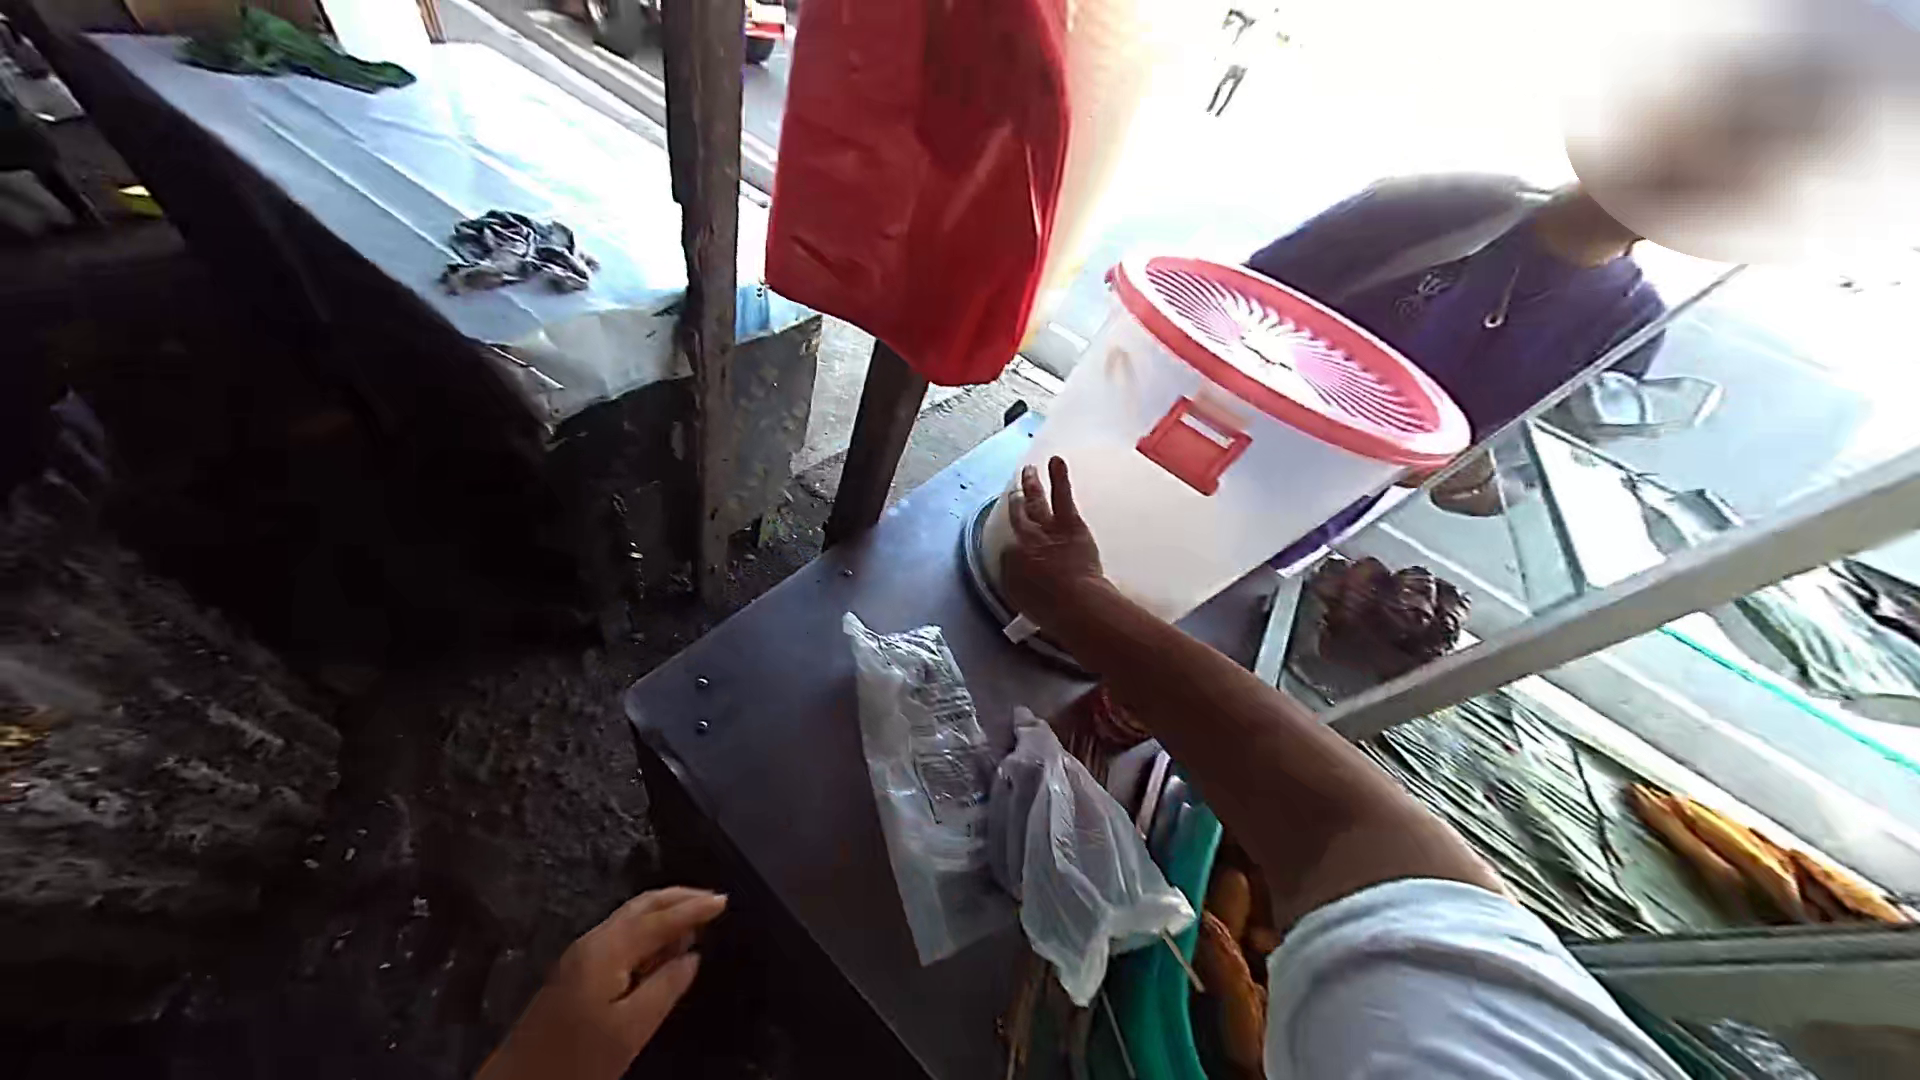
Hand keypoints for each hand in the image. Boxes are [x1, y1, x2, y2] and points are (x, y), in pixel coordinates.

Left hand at [476, 888, 727, 1079]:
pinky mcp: (575, 971)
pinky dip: (650, 927)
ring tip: (695, 919)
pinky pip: (623, 932)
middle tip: (713, 900)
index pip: (661, 919)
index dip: (695, 909)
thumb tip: (691, 956)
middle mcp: (594, 941)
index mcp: (608, 950)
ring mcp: (581, 955)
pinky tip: (662, 945)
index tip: (725, 900)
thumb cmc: (574, 1064)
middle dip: (681, 898)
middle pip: (644, 905)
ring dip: (666, 911)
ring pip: (633, 916)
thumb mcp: (629, 1032)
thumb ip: (666, 987)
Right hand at [1002, 456, 1106, 628]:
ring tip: (1028, 469)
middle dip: (1014, 505)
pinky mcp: (1069, 522)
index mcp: (1012, 563)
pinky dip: (1059, 477)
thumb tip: (1021, 578)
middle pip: (1017, 518)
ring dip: (1031, 484)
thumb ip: (1019, 587)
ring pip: (1035, 502)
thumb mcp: (1025, 604)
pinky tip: (1056, 461)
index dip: (1015, 551)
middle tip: (1012, 493)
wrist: (1074, 602)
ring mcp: (1046, 528)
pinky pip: (1062, 496)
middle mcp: (1024, 541)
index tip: (1019, 550)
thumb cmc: (1052, 612)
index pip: (1009, 551)